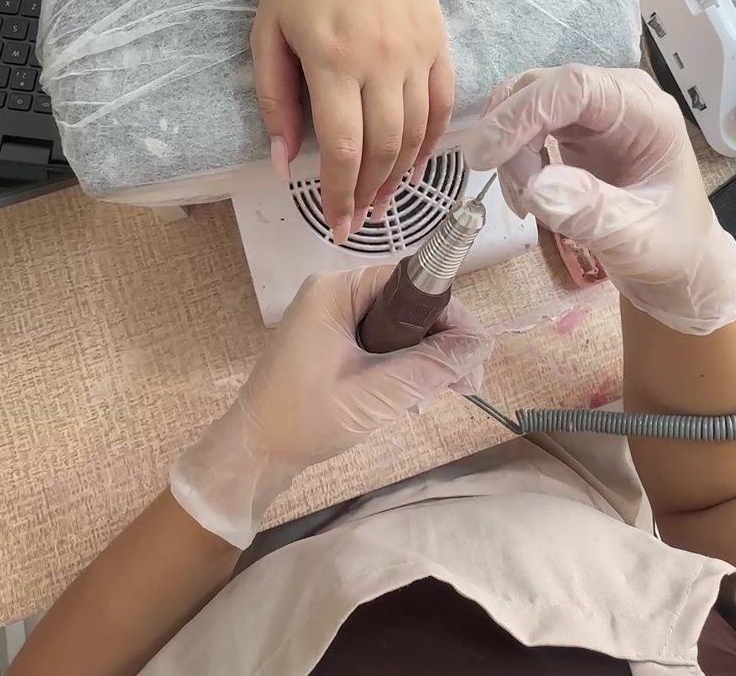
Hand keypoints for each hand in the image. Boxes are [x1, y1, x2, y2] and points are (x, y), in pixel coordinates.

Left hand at [169, 266, 490, 548]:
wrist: (253, 452)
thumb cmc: (306, 416)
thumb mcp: (375, 393)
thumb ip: (430, 366)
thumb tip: (482, 344)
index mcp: (337, 289)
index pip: (410, 283)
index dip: (449, 313)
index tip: (476, 350)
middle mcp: (334, 293)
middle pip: (406, 304)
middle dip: (440, 341)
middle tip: (468, 382)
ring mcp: (330, 317)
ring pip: (396, 325)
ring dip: (424, 356)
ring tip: (450, 391)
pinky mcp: (330, 340)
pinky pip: (379, 340)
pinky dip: (401, 363)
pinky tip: (418, 393)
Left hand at [251, 0, 452, 239]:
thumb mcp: (268, 34)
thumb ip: (274, 100)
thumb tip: (283, 164)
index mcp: (332, 59)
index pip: (343, 146)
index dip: (339, 193)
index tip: (335, 223)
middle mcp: (380, 60)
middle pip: (383, 148)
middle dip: (369, 193)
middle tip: (358, 220)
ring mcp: (416, 51)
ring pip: (416, 132)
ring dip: (399, 175)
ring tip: (383, 201)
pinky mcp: (438, 43)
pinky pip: (443, 104)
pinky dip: (432, 141)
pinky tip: (415, 163)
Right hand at [463, 65, 735, 334]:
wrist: (677, 263)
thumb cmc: (668, 249)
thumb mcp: (636, 240)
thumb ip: (589, 212)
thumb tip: (534, 185)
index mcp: (648, 114)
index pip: (575, 86)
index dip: (525, 112)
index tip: (487, 156)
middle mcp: (619, 97)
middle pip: (542, 85)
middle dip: (508, 129)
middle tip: (495, 181)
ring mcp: (593, 109)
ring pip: (525, 101)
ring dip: (507, 146)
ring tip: (521, 199)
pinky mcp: (573, 126)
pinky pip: (525, 123)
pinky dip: (511, 154)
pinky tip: (524, 192)